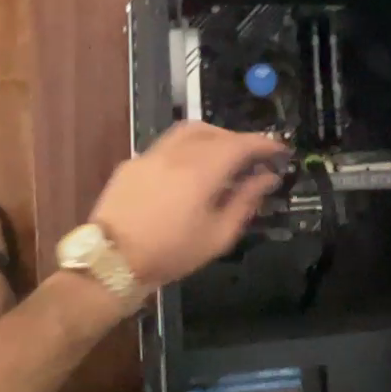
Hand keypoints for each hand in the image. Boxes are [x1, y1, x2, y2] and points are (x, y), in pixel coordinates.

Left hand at [90, 122, 285, 287]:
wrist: (112, 260)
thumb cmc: (170, 253)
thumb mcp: (217, 235)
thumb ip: (245, 202)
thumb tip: (266, 179)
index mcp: (201, 171)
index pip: (240, 144)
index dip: (264, 143)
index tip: (279, 150)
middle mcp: (176, 153)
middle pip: (215, 132)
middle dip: (238, 140)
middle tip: (253, 158)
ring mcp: (151, 154)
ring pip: (188, 131)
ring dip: (212, 137)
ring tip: (223, 158)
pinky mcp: (133, 162)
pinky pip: (167, 145)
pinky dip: (187, 148)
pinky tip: (189, 171)